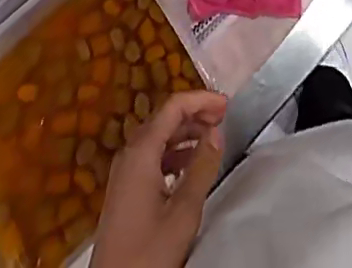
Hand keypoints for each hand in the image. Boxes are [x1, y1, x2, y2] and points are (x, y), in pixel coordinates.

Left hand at [90, 91, 226, 267]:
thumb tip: (216, 133)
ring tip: (213, 137)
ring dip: (186, 132)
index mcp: (141, 150)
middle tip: (224, 117)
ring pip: (158, 137)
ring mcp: (125, 170)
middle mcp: (130, 153)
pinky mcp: (126, 188)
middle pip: (164, 118)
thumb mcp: (183, 212)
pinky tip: (191, 163)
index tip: (226, 103)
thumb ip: (201, 168)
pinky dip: (175, 152)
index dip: (200, 100)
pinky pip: (153, 156)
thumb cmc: (149, 251)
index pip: (172, 107)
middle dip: (195, 113)